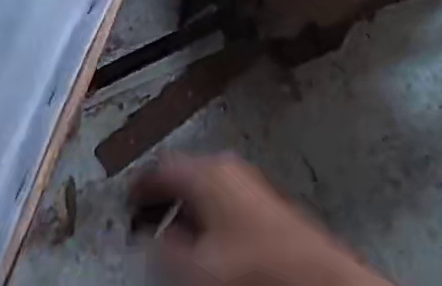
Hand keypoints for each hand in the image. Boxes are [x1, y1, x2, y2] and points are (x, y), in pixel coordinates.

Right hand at [131, 153, 391, 285]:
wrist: (315, 276)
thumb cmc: (253, 263)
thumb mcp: (195, 263)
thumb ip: (163, 245)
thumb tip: (151, 234)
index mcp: (206, 171)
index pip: (160, 166)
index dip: (139, 186)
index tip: (126, 202)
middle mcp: (227, 166)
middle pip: (184, 172)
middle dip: (163, 195)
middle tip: (146, 217)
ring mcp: (248, 181)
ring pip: (204, 186)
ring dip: (185, 206)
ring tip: (173, 233)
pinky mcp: (264, 201)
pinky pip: (223, 198)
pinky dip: (207, 213)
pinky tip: (208, 240)